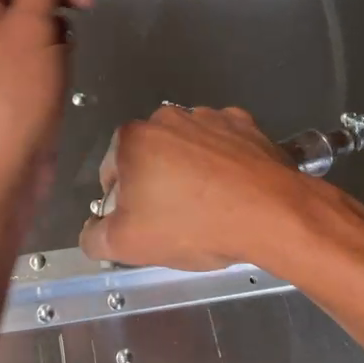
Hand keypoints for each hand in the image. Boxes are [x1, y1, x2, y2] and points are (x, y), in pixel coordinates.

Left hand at [0, 0, 93, 191]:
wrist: (2, 169)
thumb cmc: (15, 94)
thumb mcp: (33, 27)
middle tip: (86, 2)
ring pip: (28, 23)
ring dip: (55, 26)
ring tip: (68, 47)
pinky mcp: (4, 86)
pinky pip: (31, 54)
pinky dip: (51, 54)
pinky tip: (62, 71)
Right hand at [79, 106, 320, 270]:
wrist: (270, 214)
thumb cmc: (194, 224)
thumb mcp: (128, 245)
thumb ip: (95, 238)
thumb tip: (92, 232)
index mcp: (133, 138)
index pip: (111, 173)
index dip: (122, 204)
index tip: (144, 224)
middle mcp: (167, 118)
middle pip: (150, 157)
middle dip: (157, 185)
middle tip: (176, 220)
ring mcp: (209, 117)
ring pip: (188, 149)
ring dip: (191, 172)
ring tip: (209, 208)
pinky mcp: (244, 125)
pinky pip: (224, 145)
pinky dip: (225, 164)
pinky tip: (234, 192)